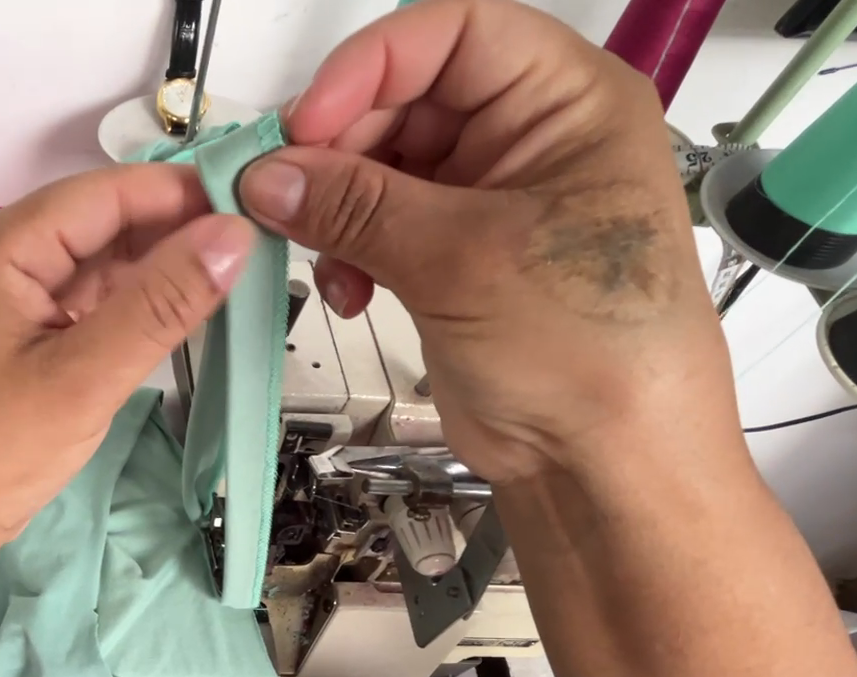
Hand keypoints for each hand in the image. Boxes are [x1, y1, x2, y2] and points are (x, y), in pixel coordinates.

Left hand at [0, 165, 252, 559]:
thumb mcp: (85, 377)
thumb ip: (160, 304)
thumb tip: (235, 234)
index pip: (101, 194)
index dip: (178, 194)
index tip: (252, 206)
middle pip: (95, 222)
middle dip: (169, 232)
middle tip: (247, 250)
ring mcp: (1, 296)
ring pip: (91, 262)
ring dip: (151, 270)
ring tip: (223, 279)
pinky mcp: (13, 331)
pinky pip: (78, 299)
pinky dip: (124, 304)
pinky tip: (170, 312)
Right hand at [237, 0, 734, 483]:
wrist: (595, 454)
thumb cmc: (573, 343)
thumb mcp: (460, 258)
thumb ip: (356, 208)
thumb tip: (261, 175)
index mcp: (561, 102)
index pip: (450, 37)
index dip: (367, 70)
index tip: (299, 131)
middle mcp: (520, 141)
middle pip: (402, 107)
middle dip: (338, 157)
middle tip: (282, 204)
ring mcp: (480, 205)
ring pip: (378, 175)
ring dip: (336, 215)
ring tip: (326, 267)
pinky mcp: (446, 262)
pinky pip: (377, 232)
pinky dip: (349, 257)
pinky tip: (347, 296)